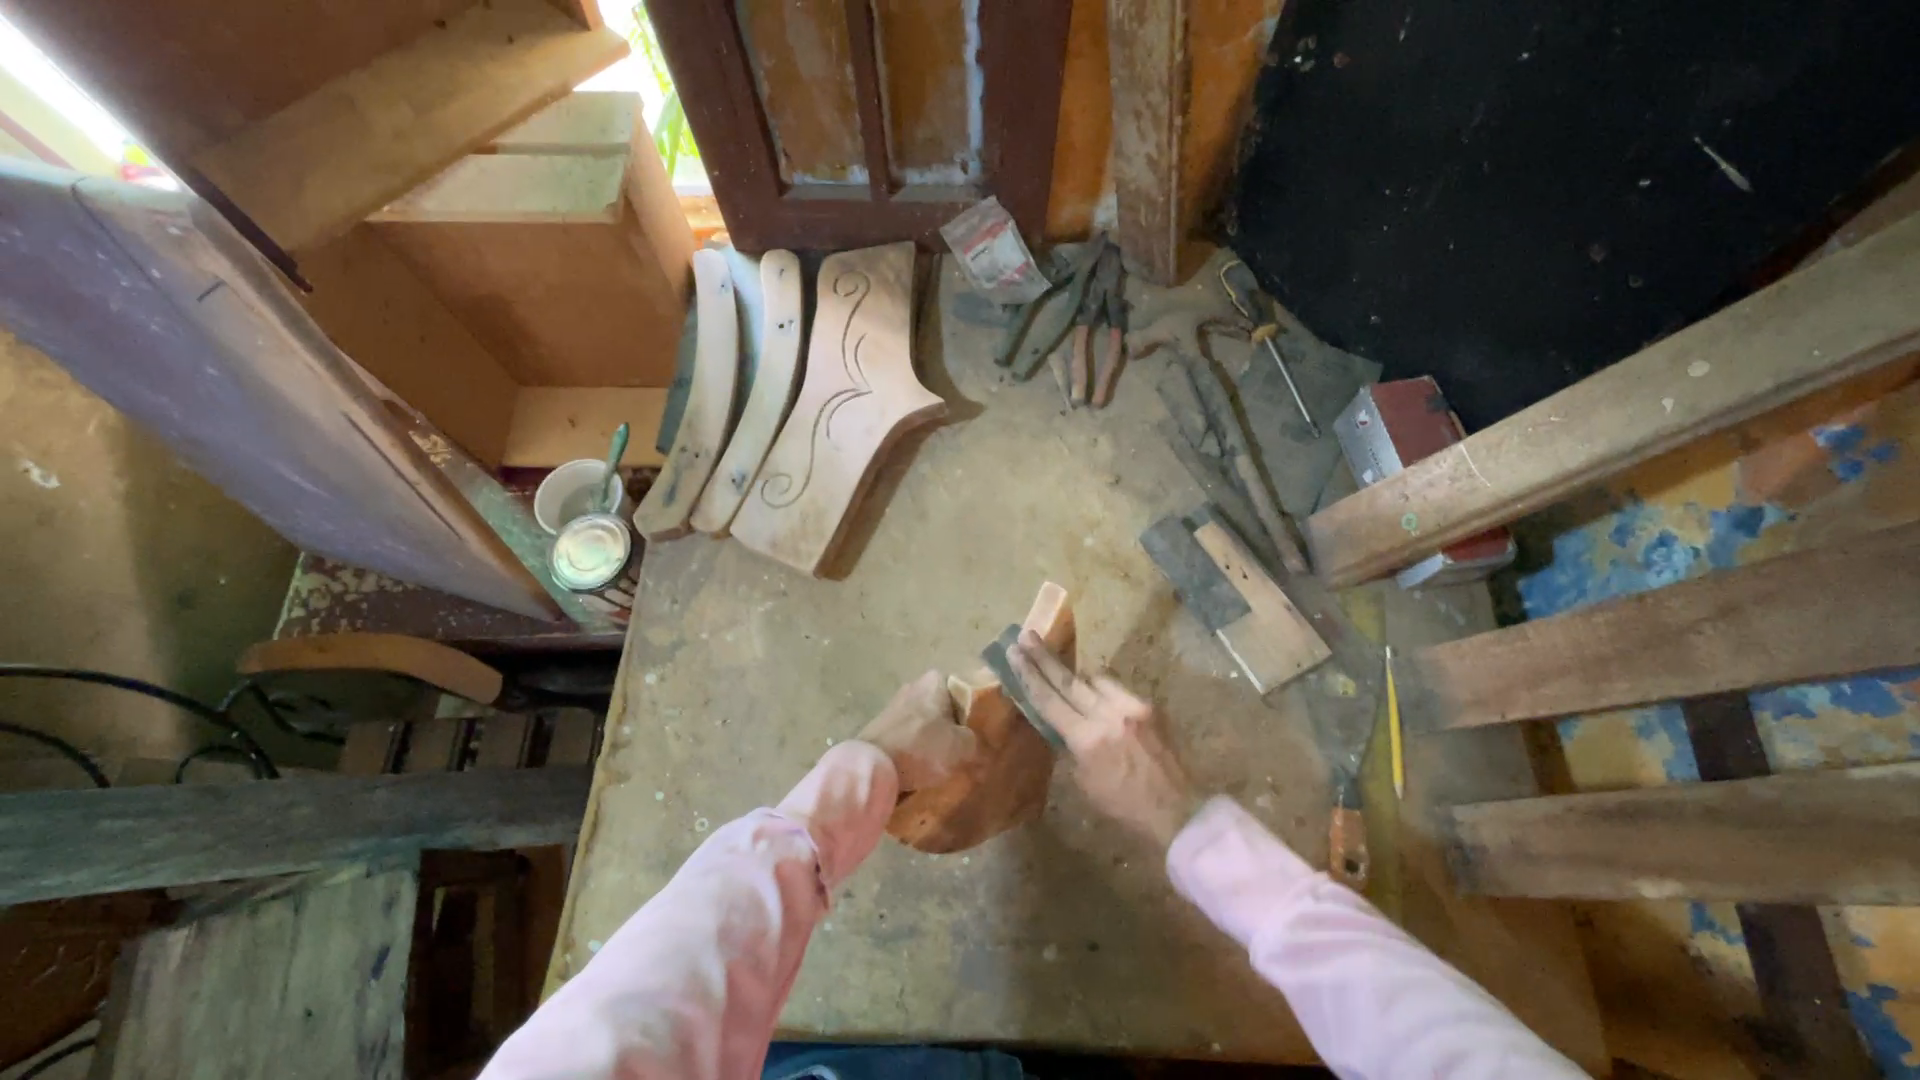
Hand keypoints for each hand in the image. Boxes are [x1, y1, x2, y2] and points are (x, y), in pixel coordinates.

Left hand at [857, 670, 979, 791]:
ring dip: (934, 738)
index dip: (977, 711)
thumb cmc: (921, 748)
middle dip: (954, 725)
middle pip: (946, 706)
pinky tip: (922, 765)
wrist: (872, 767)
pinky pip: (910, 733)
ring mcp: (895, 704)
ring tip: (944, 762)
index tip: (981, 732)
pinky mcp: (882, 724)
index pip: (966, 689)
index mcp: (936, 680)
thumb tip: (975, 744)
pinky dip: (917, 746)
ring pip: (927, 721)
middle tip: (965, 749)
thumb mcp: (961, 747)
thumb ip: (976, 741)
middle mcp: (914, 685)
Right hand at [1008, 630, 1197, 846]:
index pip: (1048, 700)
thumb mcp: (1083, 781)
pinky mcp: (1148, 706)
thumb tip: (1061, 723)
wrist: (1176, 809)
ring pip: (1094, 679)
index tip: (1014, 652)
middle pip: (1068, 680)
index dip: (1028, 674)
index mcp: (1086, 740)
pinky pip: (1117, 688)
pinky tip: (1099, 698)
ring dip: (1078, 678)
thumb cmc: (1122, 806)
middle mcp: (1107, 715)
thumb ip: (1070, 746)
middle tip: (1027, 636)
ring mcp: (1131, 707)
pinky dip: (1102, 689)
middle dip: (1044, 658)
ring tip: (1066, 680)